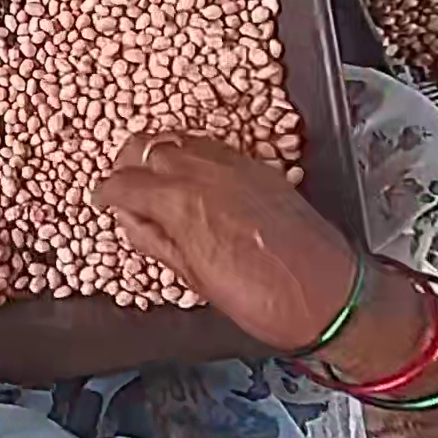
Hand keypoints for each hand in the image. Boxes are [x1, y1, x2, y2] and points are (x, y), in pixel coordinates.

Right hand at [92, 135, 426, 375]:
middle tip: (124, 187)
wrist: (334, 298)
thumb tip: (128, 217)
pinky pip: (207, 145)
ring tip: (153, 177)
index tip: (103, 202)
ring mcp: (229, 164)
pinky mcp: (254, 166)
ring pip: (174, 138)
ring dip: (155, 154)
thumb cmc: (260, 298)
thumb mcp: (191, 278)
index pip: (122, 183)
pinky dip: (187, 153)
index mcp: (177, 203)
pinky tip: (189, 175)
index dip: (105, 193)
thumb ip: (152, 238)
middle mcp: (199, 172)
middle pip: (142, 147)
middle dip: (125, 166)